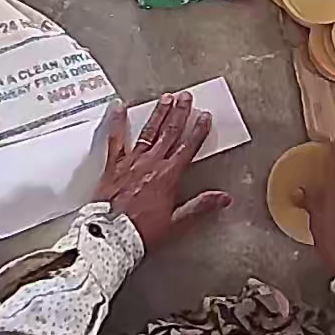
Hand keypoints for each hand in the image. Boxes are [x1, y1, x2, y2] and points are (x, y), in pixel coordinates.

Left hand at [94, 92, 230, 248]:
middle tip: (186, 97)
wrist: (111, 236)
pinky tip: (120, 108)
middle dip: (180, 113)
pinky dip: (118, 123)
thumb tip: (224, 198)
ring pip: (149, 132)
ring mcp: (132, 162)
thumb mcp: (177, 222)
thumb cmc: (142, 231)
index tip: (204, 116)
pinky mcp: (114, 166)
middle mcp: (152, 164)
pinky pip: (116, 140)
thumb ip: (200, 206)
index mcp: (168, 176)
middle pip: (170, 133)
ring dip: (159, 114)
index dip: (198, 130)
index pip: (188, 147)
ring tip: (165, 98)